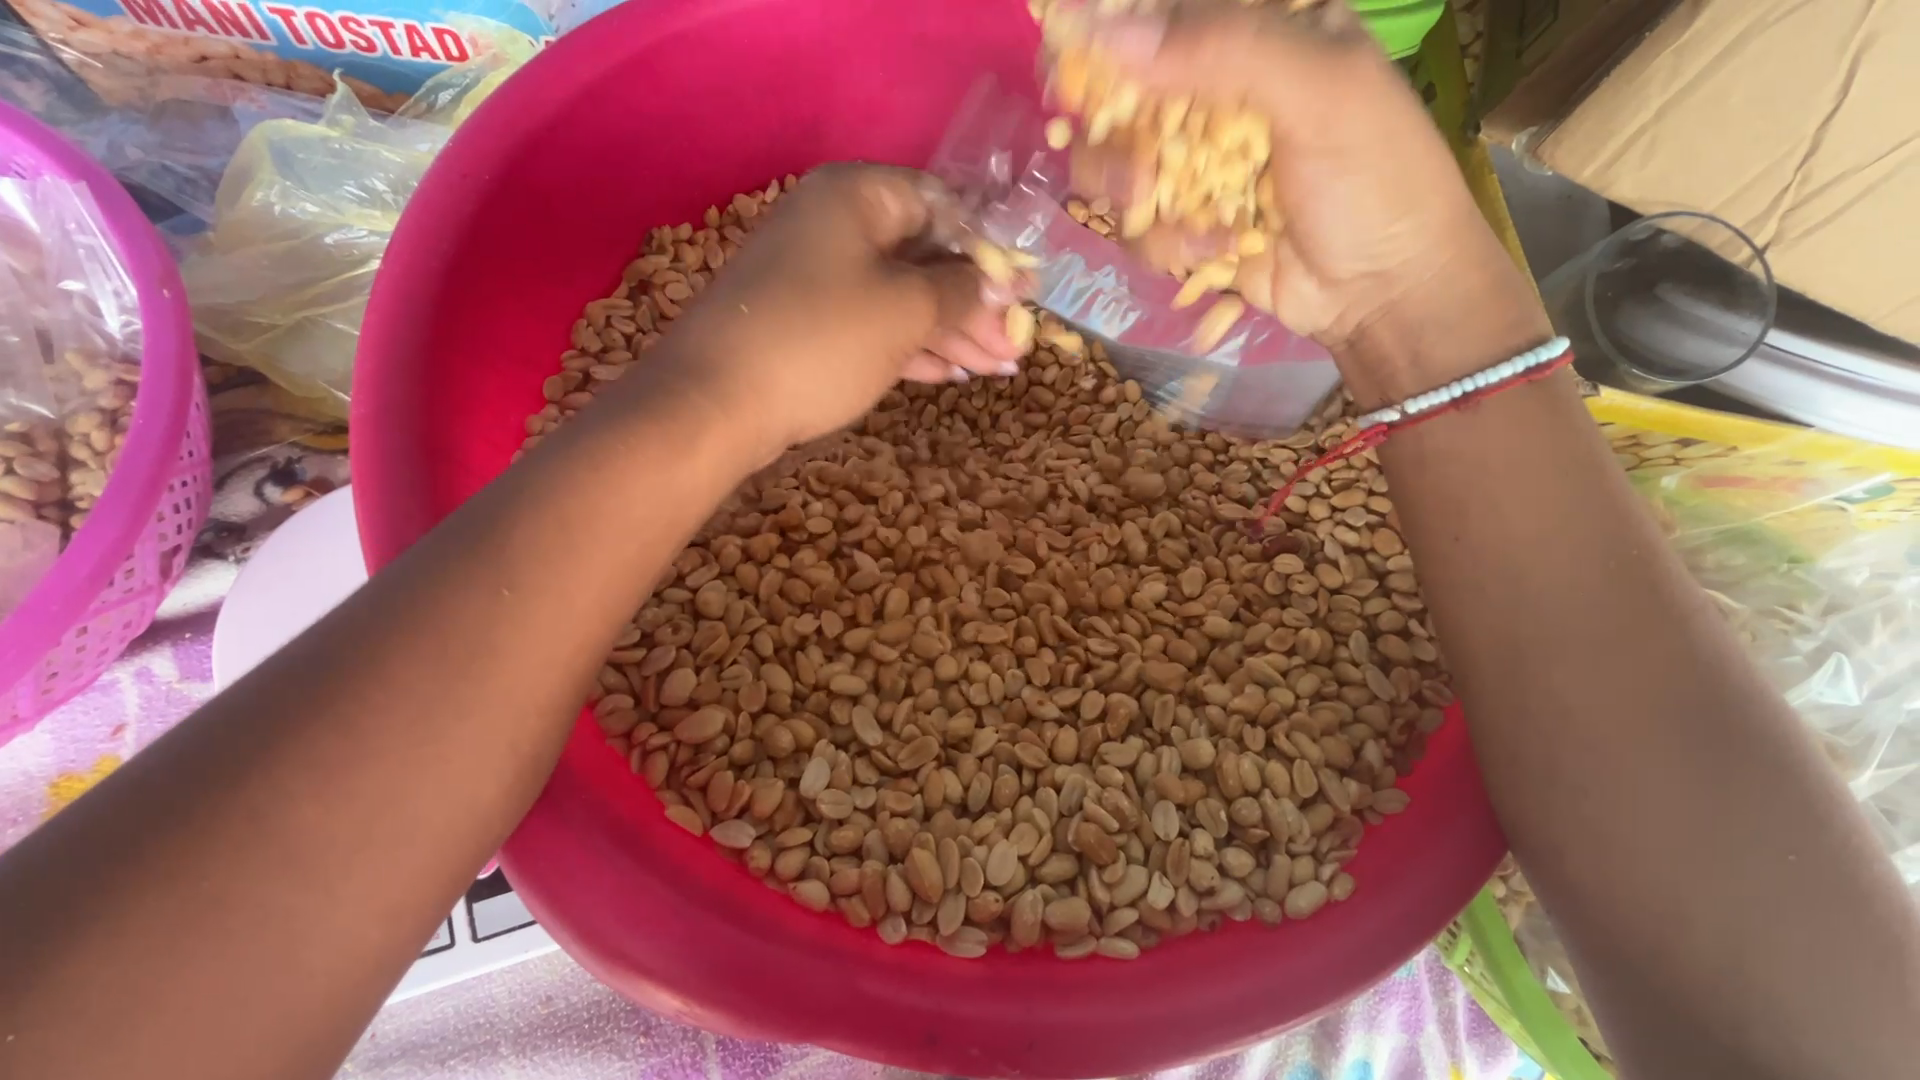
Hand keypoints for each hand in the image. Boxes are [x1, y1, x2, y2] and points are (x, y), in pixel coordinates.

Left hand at [653, 164, 1023, 459]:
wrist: (714, 403)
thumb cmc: (819, 340)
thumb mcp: (904, 312)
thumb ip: (961, 291)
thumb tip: (1001, 283)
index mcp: (857, 196)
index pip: (943, 204)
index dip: (990, 247)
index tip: (1026, 289)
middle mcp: (835, 225)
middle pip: (924, 255)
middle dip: (975, 303)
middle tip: (1016, 345)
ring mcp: (816, 276)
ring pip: (900, 296)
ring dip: (950, 332)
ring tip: (998, 369)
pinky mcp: (805, 324)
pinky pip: (872, 325)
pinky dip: (911, 348)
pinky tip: (950, 375)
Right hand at [1067, 1, 1546, 397]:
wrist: (1386, 292)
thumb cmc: (1375, 178)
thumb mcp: (1318, 91)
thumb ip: (1222, 50)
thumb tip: (1106, 34)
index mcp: (1265, 35)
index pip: (1171, 14)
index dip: (1112, 27)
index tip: (1066, 47)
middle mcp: (1223, 96)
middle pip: (1128, 92)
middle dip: (1112, 126)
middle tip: (1113, 148)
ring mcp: (1201, 167)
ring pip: (1119, 164)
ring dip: (1131, 191)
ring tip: (1156, 205)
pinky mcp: (1190, 227)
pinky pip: (1140, 226)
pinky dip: (1167, 242)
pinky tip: (1216, 251)